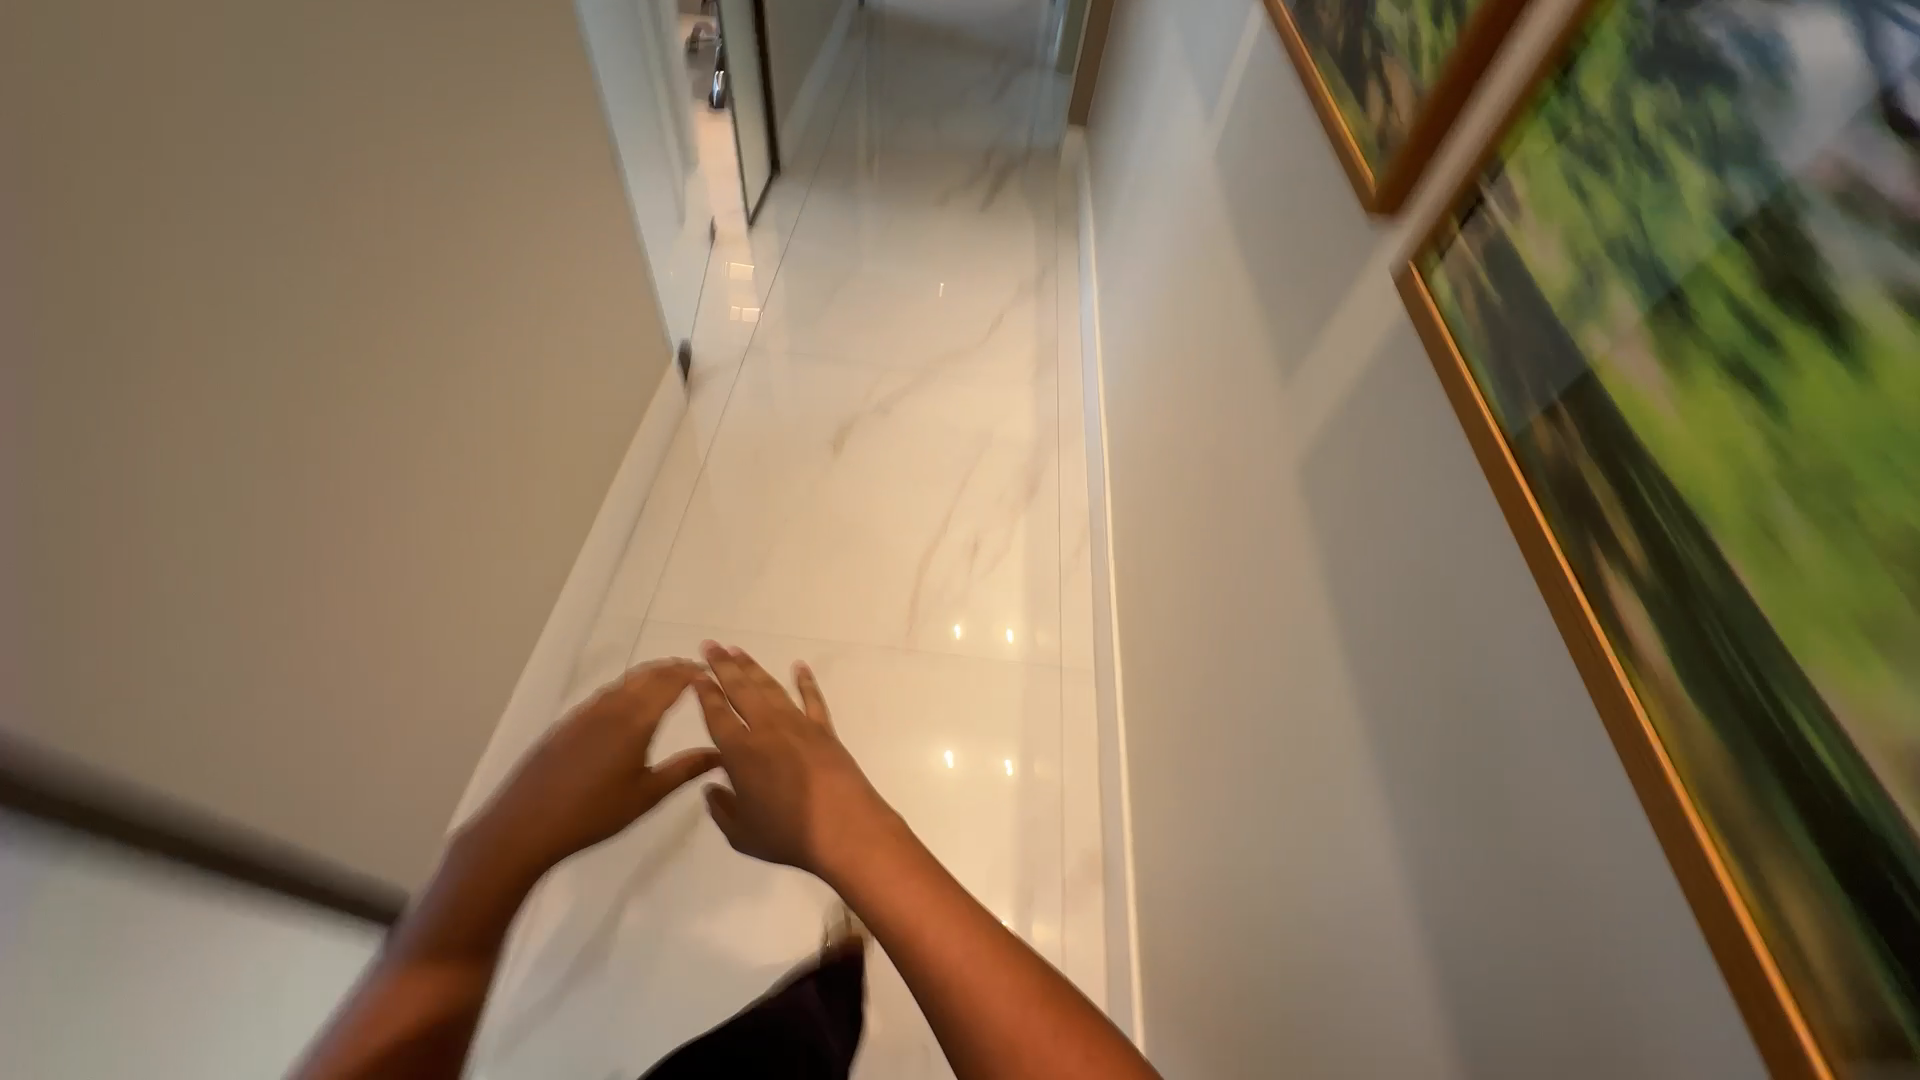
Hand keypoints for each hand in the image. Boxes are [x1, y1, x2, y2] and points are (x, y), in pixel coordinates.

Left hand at [467, 659, 720, 878]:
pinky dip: (629, 687)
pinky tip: (630, 704)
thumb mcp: (647, 796)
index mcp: (635, 720)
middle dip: (675, 668)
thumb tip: (722, 753)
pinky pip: (607, 693)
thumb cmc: (592, 814)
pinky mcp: (568, 724)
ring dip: (652, 675)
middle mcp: (612, 707)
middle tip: (697, 671)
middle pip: (649, 675)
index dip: (694, 673)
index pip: (672, 683)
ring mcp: (585, 713)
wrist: (522, 827)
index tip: (713, 673)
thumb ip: (685, 769)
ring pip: (626, 682)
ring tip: (670, 681)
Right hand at [693, 642, 901, 882]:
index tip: (696, 674)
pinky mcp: (825, 730)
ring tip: (738, 651)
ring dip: (754, 668)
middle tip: (711, 645)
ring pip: (772, 689)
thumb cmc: (788, 835)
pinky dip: (806, 682)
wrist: (844, 828)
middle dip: (723, 666)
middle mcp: (767, 730)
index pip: (717, 715)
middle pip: (741, 690)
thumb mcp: (742, 834)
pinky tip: (799, 667)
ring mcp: (799, 726)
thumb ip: (722, 809)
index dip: (705, 693)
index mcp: (740, 753)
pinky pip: (813, 699)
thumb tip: (711, 788)